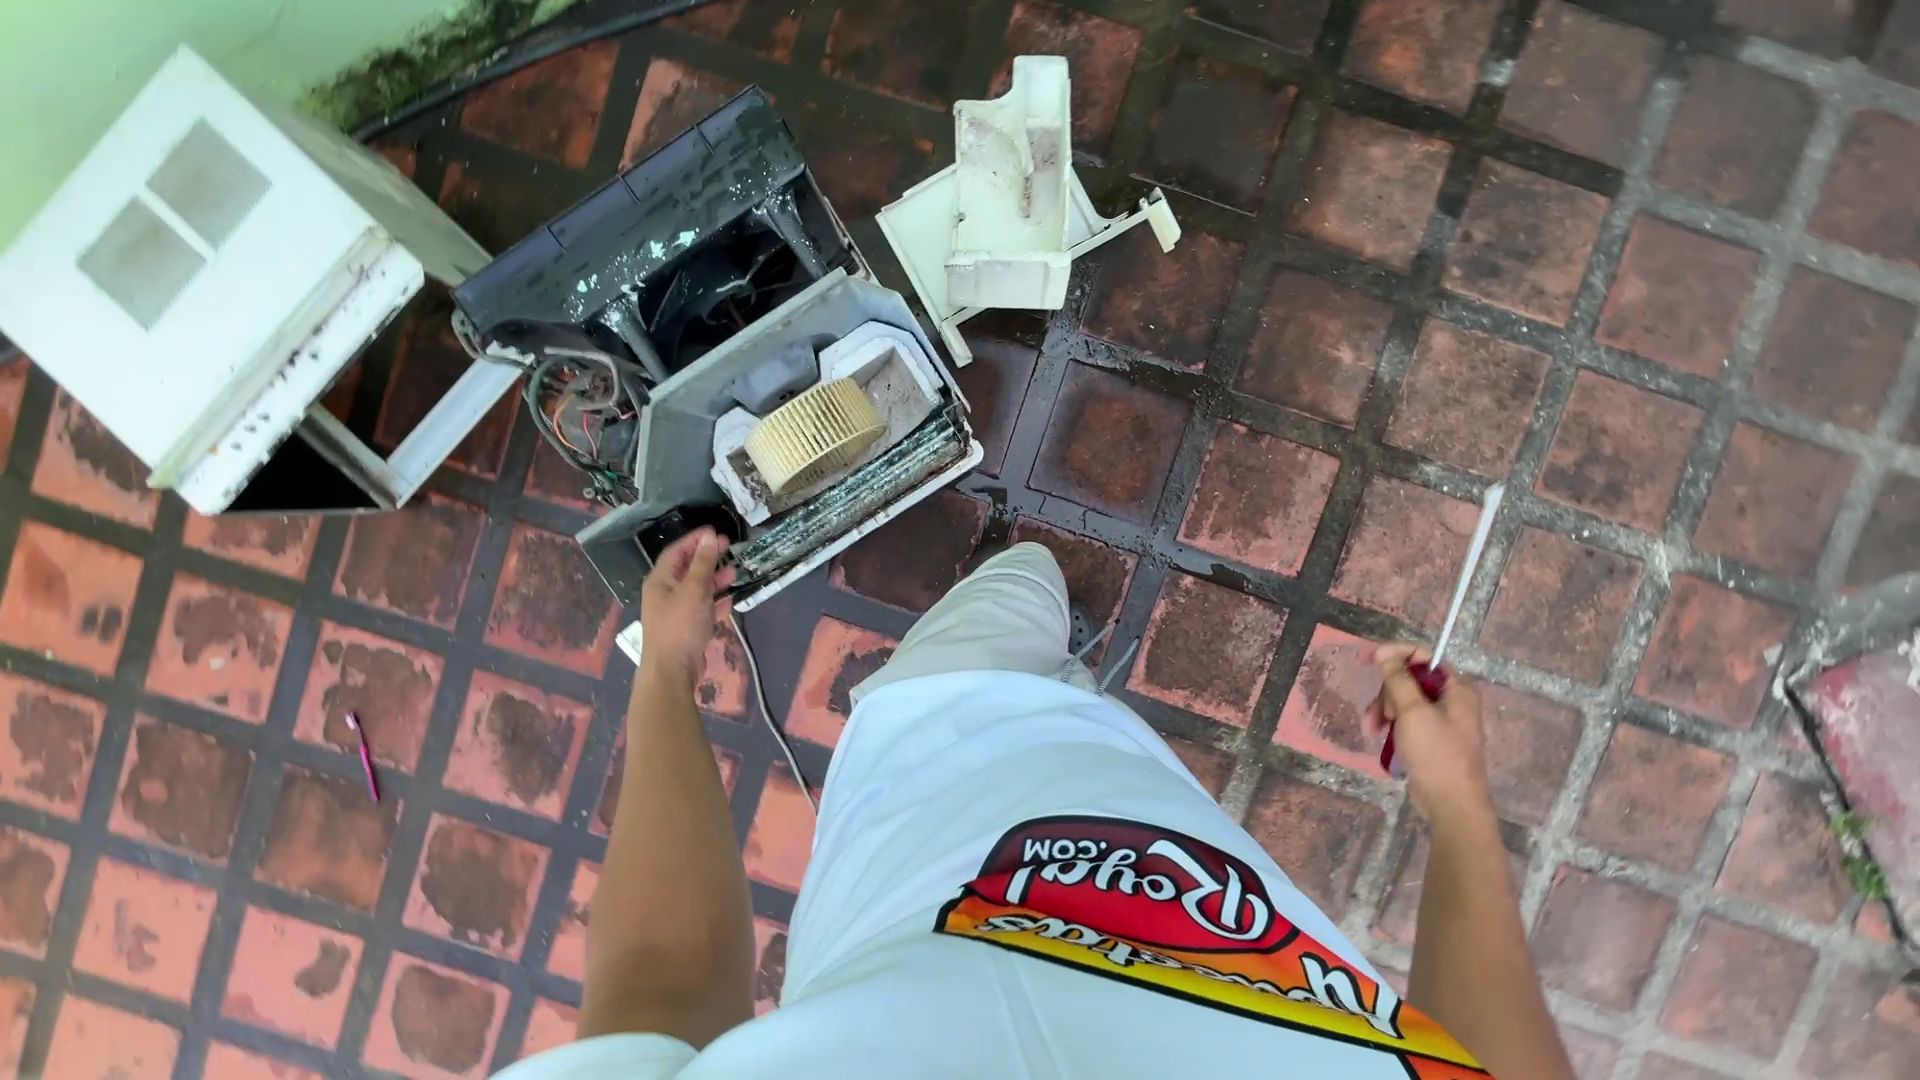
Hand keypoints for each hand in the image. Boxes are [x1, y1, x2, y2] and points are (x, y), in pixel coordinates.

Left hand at [639, 529, 734, 691]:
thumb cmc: (680, 626)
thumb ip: (703, 564)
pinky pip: (701, 607)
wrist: (672, 670)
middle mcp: (665, 593)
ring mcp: (675, 611)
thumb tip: (709, 538)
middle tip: (729, 547)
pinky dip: (715, 602)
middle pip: (687, 569)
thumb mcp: (694, 590)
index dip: (695, 540)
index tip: (715, 532)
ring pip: (696, 588)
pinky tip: (729, 601)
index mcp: (660, 581)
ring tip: (734, 573)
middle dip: (707, 558)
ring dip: (714, 580)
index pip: (676, 552)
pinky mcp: (686, 627)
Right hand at [1362, 642, 1493, 826]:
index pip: (1424, 657)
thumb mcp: (1413, 712)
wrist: (1450, 803)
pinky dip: (1389, 723)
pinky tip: (1378, 735)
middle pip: (1410, 679)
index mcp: (1457, 689)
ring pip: (1403, 699)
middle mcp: (1452, 700)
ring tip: (1371, 728)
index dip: (1396, 654)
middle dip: (1387, 692)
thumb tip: (1383, 652)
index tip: (1369, 660)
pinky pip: (1404, 718)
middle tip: (1380, 711)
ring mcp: (1441, 720)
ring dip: (1383, 709)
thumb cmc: (1436, 753)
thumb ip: (1398, 679)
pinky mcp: (1430, 737)